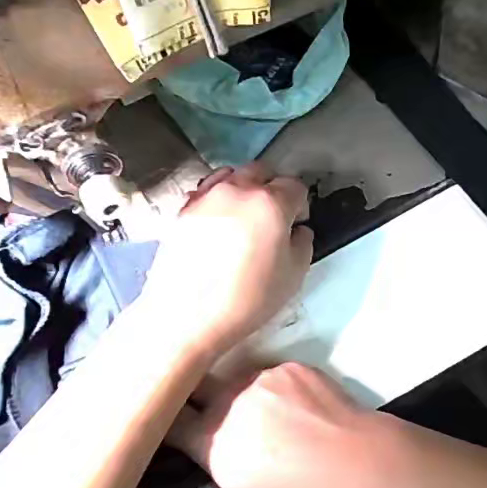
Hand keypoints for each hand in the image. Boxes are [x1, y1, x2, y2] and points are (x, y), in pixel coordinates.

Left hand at [139, 165, 312, 356]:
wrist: (187, 315)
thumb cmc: (248, 299)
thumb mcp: (294, 275)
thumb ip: (303, 243)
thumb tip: (296, 230)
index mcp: (271, 202)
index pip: (296, 186)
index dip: (300, 206)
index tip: (296, 225)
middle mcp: (238, 190)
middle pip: (262, 171)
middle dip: (273, 188)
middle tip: (273, 218)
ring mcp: (206, 196)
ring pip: (231, 175)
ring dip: (244, 189)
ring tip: (243, 217)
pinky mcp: (183, 210)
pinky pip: (206, 191)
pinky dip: (217, 199)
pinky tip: (218, 224)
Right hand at [171, 362, 394, 487]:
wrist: (359, 462)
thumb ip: (218, 476)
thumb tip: (216, 456)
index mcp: (210, 438)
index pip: (168, 420)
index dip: (166, 422)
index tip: (169, 425)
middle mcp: (228, 398)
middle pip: (197, 388)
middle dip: (198, 399)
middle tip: (214, 416)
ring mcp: (261, 376)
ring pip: (236, 380)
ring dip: (242, 396)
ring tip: (272, 418)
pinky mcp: (291, 366)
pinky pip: (272, 376)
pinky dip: (278, 391)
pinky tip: (300, 410)